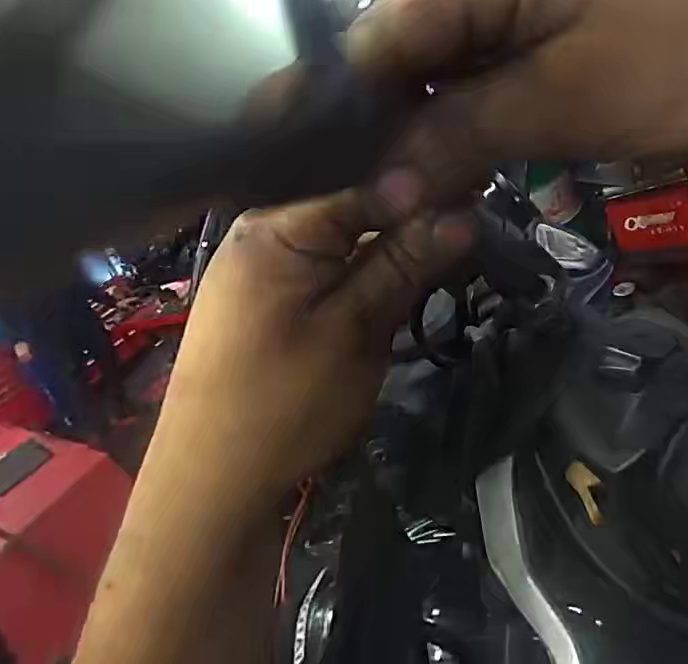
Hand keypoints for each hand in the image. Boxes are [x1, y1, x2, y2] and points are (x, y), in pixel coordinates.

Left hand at [170, 191, 470, 498]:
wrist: (206, 494)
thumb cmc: (281, 406)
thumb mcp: (356, 330)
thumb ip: (405, 264)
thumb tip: (464, 215)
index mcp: (276, 228)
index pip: (370, 191)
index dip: (427, 200)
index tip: (480, 202)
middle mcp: (263, 234)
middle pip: (357, 216)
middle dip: (410, 232)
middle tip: (468, 239)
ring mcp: (260, 268)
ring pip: (345, 248)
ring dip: (389, 260)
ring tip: (440, 265)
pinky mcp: (266, 300)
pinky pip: (326, 272)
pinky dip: (361, 281)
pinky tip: (392, 291)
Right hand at [347, 0, 687, 195]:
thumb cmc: (687, 55)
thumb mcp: (566, 104)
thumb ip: (461, 136)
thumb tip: (383, 186)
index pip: (393, 23)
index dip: (369, 104)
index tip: (356, 174)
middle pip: (424, 24)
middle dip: (420, 102)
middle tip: (415, 179)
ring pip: (462, 30)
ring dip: (461, 93)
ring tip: (458, 157)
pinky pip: (503, 23)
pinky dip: (498, 74)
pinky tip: (503, 116)